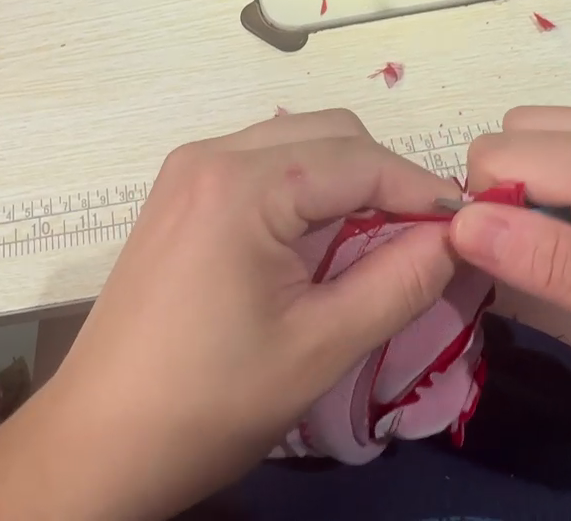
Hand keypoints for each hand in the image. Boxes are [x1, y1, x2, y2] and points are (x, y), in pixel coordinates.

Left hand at [0, 110, 459, 520]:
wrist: (101, 437)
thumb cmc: (211, 399)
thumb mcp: (321, 346)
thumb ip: (400, 281)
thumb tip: (458, 237)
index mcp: (245, 182)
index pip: (360, 158)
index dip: (422, 188)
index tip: (470, 227)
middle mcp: (213, 153)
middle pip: (328, 134)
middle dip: (384, 178)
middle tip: (422, 239)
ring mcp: (189, 168)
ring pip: (295, 142)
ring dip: (344, 180)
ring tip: (374, 242)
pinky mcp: (180, 191)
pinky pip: (261, 163)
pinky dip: (303, 187)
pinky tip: (315, 239)